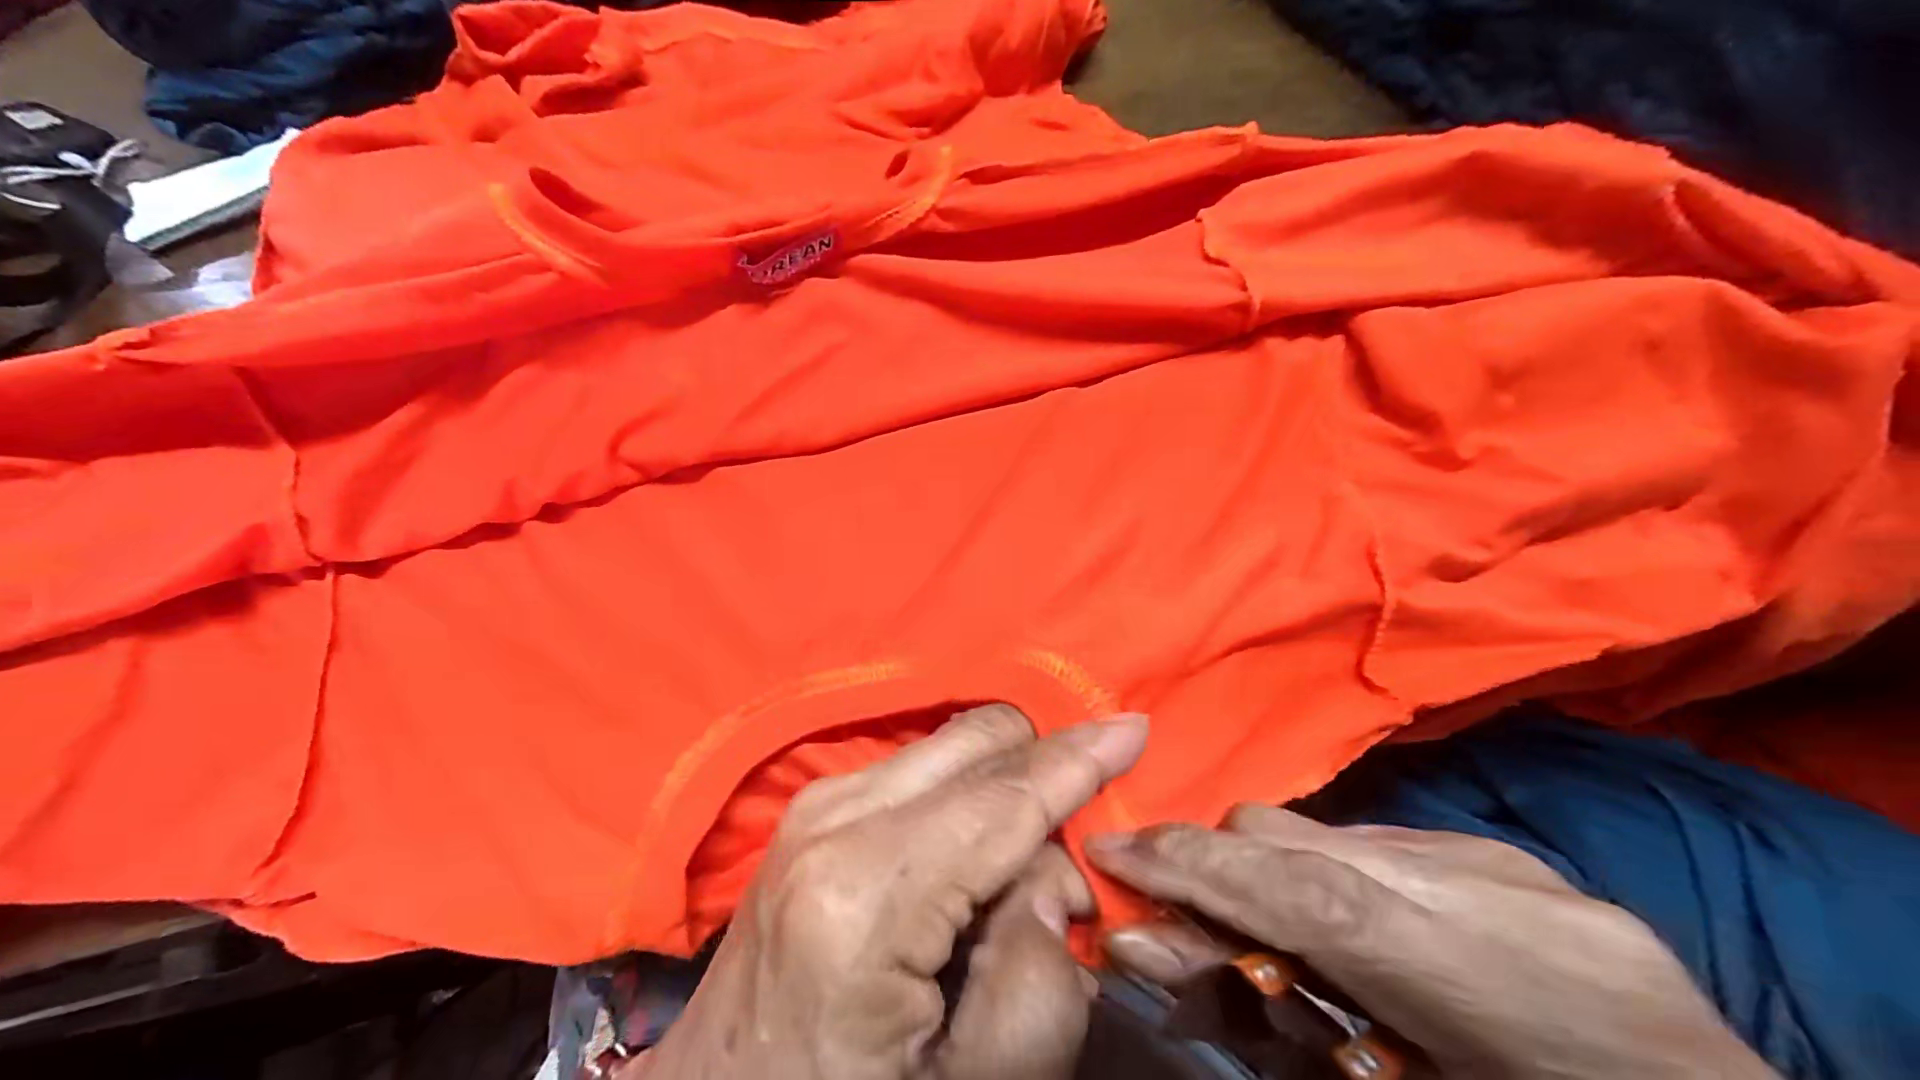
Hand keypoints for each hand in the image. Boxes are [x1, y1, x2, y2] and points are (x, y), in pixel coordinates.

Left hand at [635, 704, 1148, 1079]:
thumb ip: (1037, 986)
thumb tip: (1052, 880)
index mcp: (867, 892)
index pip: (1005, 799)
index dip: (1080, 760)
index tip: (1136, 728)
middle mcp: (837, 818)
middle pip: (980, 743)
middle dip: (1043, 782)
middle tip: (1064, 877)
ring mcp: (816, 800)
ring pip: (952, 745)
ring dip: (1006, 793)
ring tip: (1012, 890)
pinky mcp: (812, 803)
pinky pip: (920, 765)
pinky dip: (966, 797)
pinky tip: (966, 868)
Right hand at [1088, 807, 1779, 1079]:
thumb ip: (1277, 1019)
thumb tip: (1152, 952)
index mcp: (1480, 974)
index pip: (1304, 892)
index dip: (1195, 866)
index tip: (1110, 851)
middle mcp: (1491, 895)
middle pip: (1295, 838)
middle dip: (1208, 860)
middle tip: (1159, 902)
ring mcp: (1508, 868)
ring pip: (1326, 830)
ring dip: (1265, 867)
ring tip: (1253, 923)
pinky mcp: (1513, 861)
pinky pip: (1377, 843)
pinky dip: (1329, 873)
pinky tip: (1346, 925)